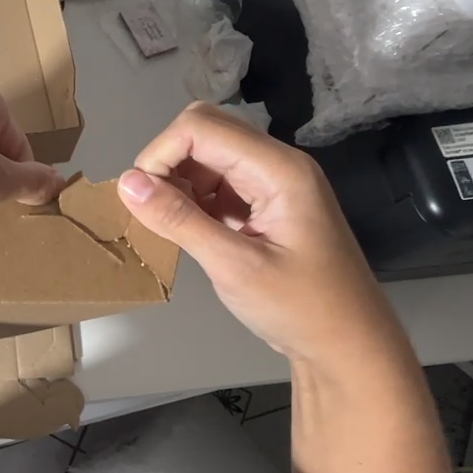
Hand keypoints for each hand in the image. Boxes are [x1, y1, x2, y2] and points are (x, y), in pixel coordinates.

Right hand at [118, 102, 399, 363]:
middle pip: (203, 129)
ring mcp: (268, 182)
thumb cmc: (300, 308)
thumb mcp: (233, 266)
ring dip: (175, 181)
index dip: (160, 154)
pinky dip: (189, 198)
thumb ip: (178, 220)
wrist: (347, 345)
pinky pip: (213, 180)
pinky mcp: (260, 203)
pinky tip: (187, 230)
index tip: (142, 199)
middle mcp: (275, 164)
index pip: (200, 127)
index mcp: (278, 170)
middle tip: (154, 208)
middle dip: (166, 161)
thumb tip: (125, 183)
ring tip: (171, 226)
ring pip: (203, 153)